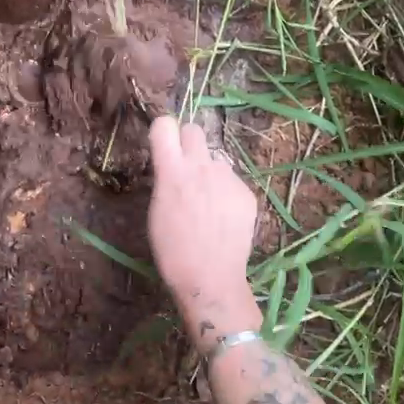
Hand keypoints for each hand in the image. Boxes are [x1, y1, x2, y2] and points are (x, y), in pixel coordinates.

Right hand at [147, 115, 260, 342]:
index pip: (165, 125)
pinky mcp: (246, 193)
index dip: (163, 132)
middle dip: (187, 144)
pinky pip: (232, 182)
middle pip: (194, 130)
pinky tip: (222, 219)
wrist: (210, 278)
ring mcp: (228, 179)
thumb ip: (166, 180)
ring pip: (216, 160)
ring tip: (206, 205)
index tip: (163, 146)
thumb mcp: (157, 212)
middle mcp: (202, 167)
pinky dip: (225, 194)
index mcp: (172, 172)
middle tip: (185, 170)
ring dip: (208, 172)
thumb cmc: (173, 252)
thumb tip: (172, 166)